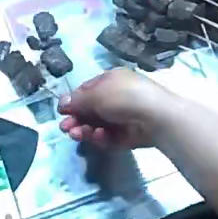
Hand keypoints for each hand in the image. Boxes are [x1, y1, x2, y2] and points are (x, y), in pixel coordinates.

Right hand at [59, 68, 181, 149]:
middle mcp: (116, 97)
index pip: (87, 91)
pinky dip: (101, 137)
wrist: (155, 116)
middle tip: (65, 128)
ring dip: (85, 130)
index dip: (73, 102)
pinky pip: (109, 137)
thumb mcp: (96, 93)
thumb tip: (63, 103)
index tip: (62, 112)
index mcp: (111, 80)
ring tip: (77, 135)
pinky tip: (99, 136)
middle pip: (90, 110)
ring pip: (97, 126)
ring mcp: (123, 117)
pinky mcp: (128, 135)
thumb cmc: (123, 96)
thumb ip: (77, 100)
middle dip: (76, 119)